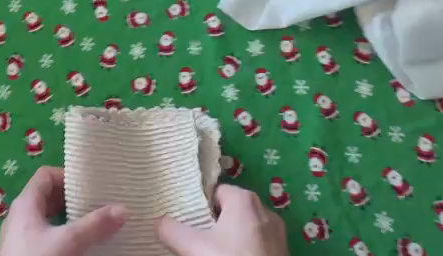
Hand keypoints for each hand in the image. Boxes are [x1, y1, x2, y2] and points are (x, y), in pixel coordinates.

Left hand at [0, 167, 128, 255]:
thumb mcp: (68, 242)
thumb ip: (94, 225)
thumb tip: (124, 209)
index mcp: (25, 202)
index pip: (46, 175)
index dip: (66, 177)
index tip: (88, 186)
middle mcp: (20, 216)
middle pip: (46, 197)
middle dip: (70, 200)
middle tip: (94, 205)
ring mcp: (20, 238)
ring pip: (46, 220)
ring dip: (67, 220)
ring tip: (89, 226)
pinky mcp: (25, 255)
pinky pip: (44, 237)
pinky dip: (61, 237)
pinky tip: (76, 248)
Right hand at [156, 185, 287, 255]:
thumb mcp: (194, 248)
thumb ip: (172, 230)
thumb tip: (157, 222)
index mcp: (244, 199)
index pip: (214, 194)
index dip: (201, 209)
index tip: (193, 226)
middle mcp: (265, 210)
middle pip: (230, 212)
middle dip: (216, 227)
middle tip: (203, 244)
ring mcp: (278, 235)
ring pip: (246, 231)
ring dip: (233, 242)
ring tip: (218, 255)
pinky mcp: (285, 254)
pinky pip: (260, 246)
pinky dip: (248, 253)